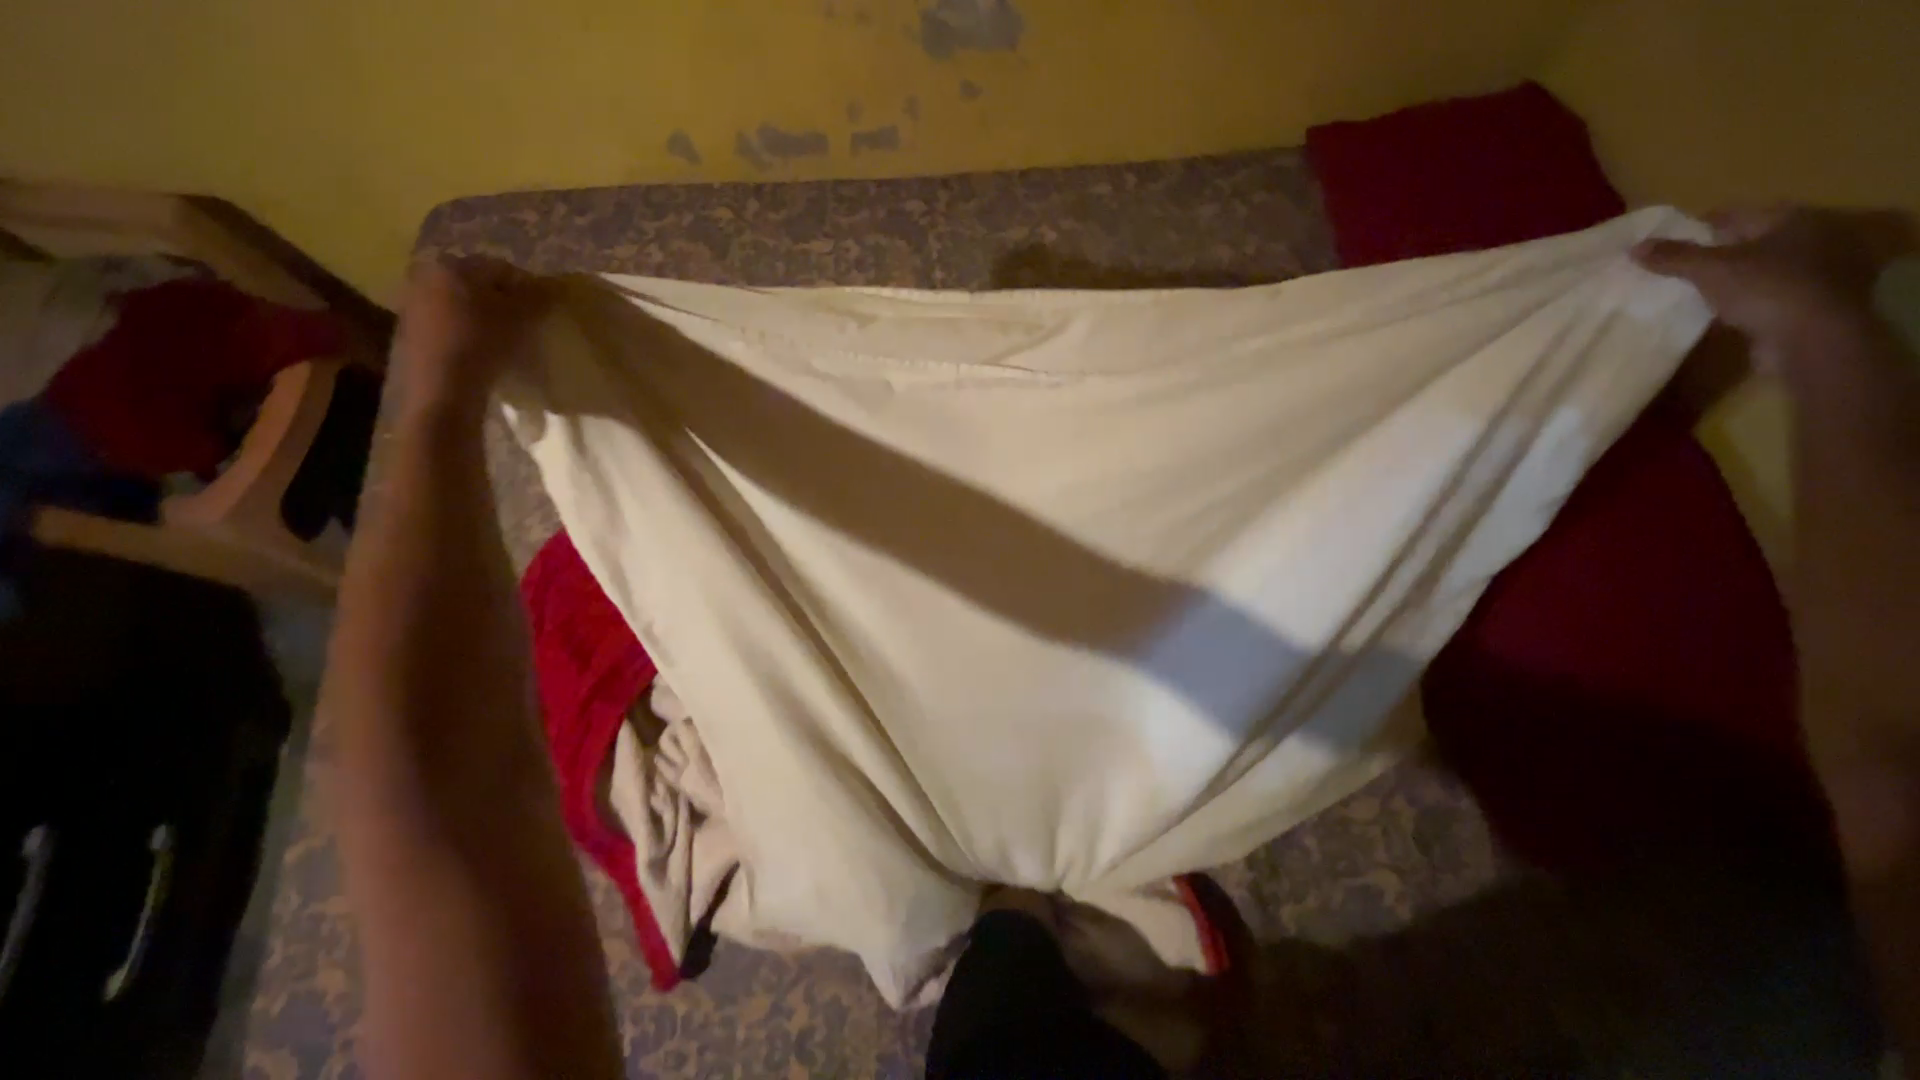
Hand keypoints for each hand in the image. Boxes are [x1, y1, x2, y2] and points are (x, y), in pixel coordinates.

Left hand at [392, 256, 553, 420]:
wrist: (440, 387)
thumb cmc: (482, 342)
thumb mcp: (520, 318)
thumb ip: (537, 298)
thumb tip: (550, 287)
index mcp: (453, 265)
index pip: (500, 268)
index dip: (525, 288)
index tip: (541, 310)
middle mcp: (426, 276)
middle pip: (476, 285)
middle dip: (499, 301)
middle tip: (522, 325)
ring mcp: (412, 304)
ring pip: (459, 304)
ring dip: (481, 317)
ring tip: (501, 341)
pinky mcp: (407, 332)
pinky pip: (445, 325)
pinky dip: (463, 333)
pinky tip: (477, 352)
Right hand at [1633, 206, 1914, 374]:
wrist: (1814, 337)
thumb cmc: (1765, 289)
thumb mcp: (1710, 269)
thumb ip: (1673, 256)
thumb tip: (1635, 247)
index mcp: (1793, 219)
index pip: (1736, 215)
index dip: (1699, 227)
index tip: (1669, 243)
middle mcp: (1814, 237)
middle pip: (1752, 240)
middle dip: (1718, 253)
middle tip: (1680, 268)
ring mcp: (1821, 270)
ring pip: (1764, 268)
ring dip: (1735, 278)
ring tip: (1697, 292)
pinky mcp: (1818, 300)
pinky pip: (1773, 292)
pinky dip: (1750, 298)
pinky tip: (1724, 311)